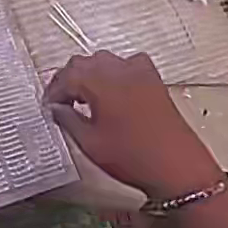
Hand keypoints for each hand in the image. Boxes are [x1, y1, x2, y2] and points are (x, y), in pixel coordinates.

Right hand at [43, 52, 223, 199]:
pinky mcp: (153, 79)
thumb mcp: (89, 142)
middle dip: (67, 80)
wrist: (177, 168)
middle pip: (81, 63)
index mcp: (98, 82)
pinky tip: (114, 87)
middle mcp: (117, 69)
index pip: (65, 78)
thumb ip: (67, 120)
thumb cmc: (131, 156)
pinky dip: (115, 71)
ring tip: (83, 97)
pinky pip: (127, 64)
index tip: (49, 108)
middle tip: (60, 103)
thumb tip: (56, 108)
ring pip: (103, 60)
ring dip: (89, 74)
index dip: (53, 93)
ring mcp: (138, 71)